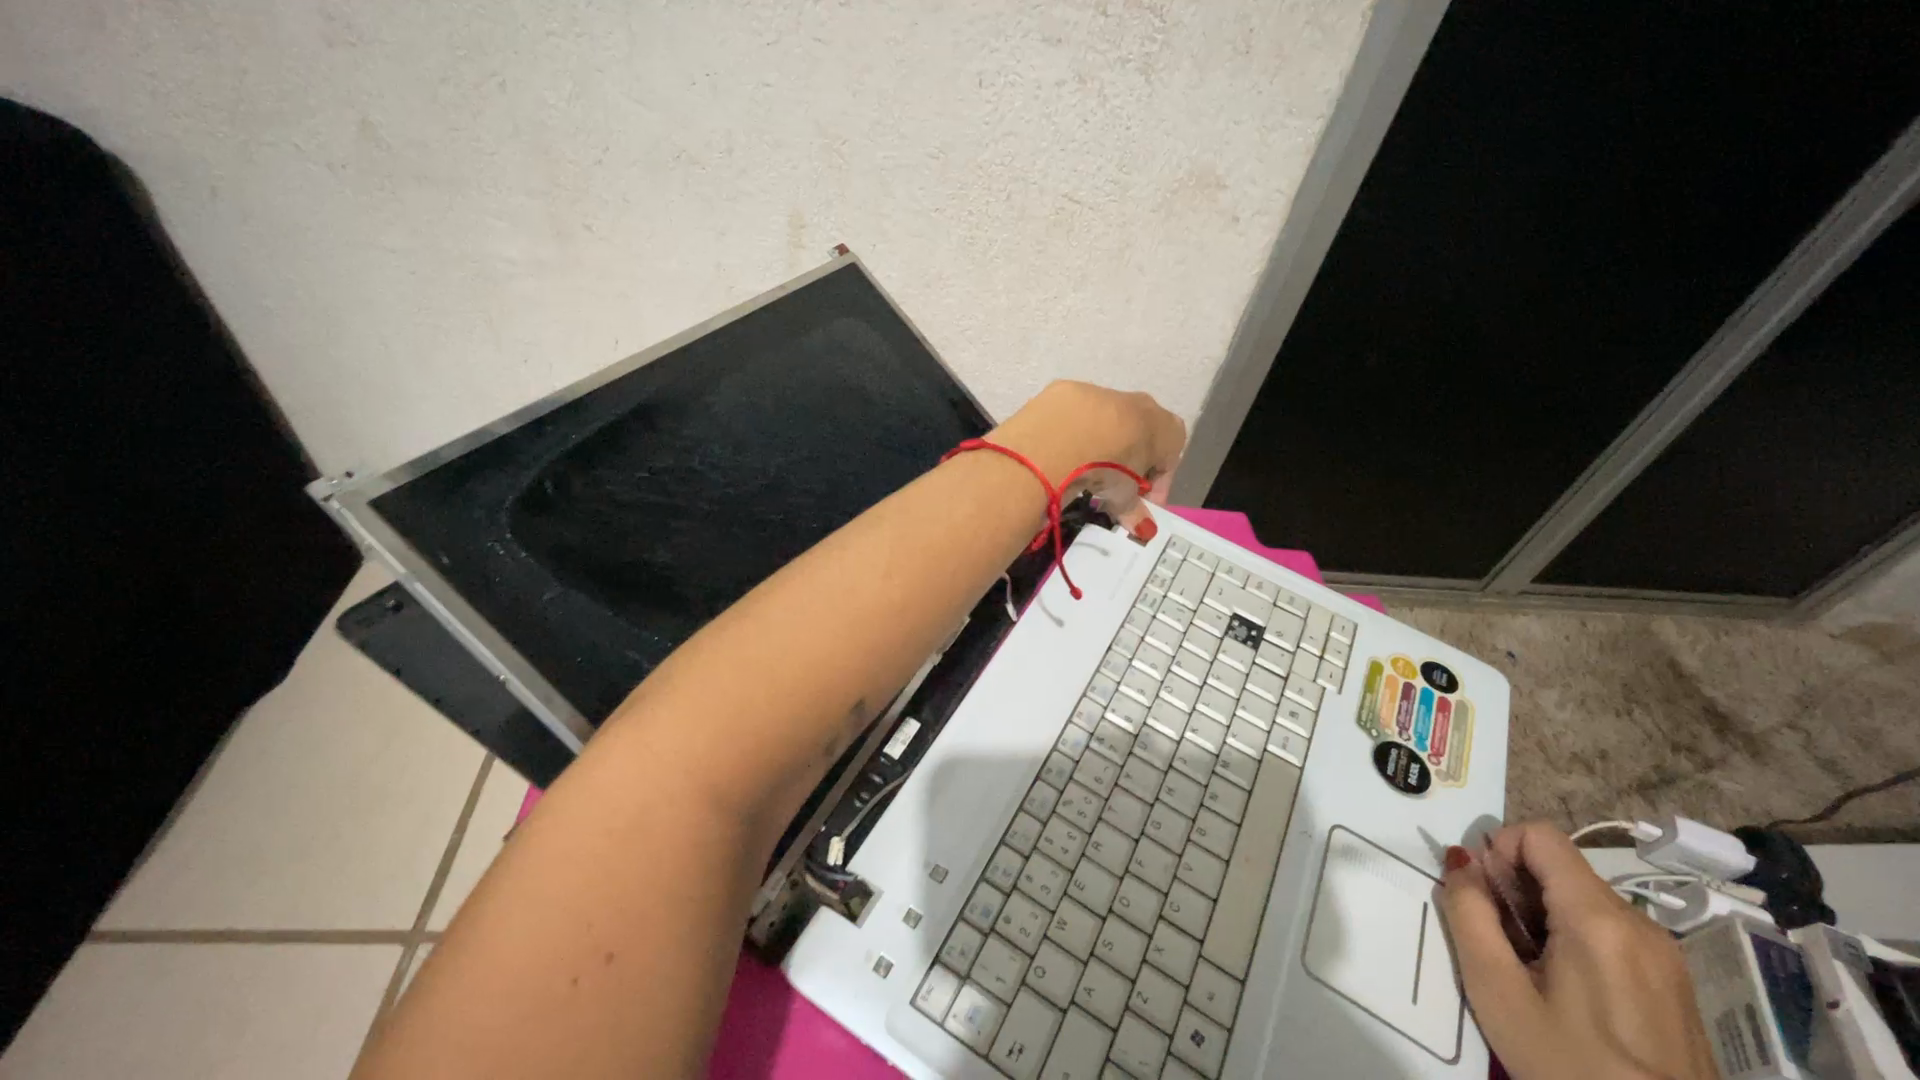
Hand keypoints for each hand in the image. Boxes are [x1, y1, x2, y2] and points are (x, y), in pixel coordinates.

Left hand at [987, 381, 1185, 530]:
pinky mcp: (1068, 390)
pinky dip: (1074, 437)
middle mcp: (1140, 403)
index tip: (1142, 506)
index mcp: (1166, 427)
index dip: (1157, 487)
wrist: (1060, 436)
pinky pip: (1078, 418)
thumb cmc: (1109, 468)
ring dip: (1103, 448)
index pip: (1170, 461)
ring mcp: (1105, 392)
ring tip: (1086, 475)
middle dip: (1131, 466)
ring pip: (1110, 425)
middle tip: (1115, 491)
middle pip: (1142, 438)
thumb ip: (1135, 510)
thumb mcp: (1124, 496)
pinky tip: (1062, 456)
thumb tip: (1144, 530)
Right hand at [1440, 822, 1718, 1079]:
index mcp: (1598, 917)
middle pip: (1561, 868)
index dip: (1498, 852)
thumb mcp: (1496, 992)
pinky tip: (1566, 993)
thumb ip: (1469, 915)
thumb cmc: (1568, 1066)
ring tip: (1531, 977)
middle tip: (1500, 947)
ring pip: (1583, 900)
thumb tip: (1462, 863)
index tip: (1483, 901)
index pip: (1540, 835)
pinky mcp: (1674, 980)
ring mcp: (1664, 952)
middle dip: (1515, 891)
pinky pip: (1611, 932)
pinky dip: (1574, 941)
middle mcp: (1640, 921)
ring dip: (1542, 918)